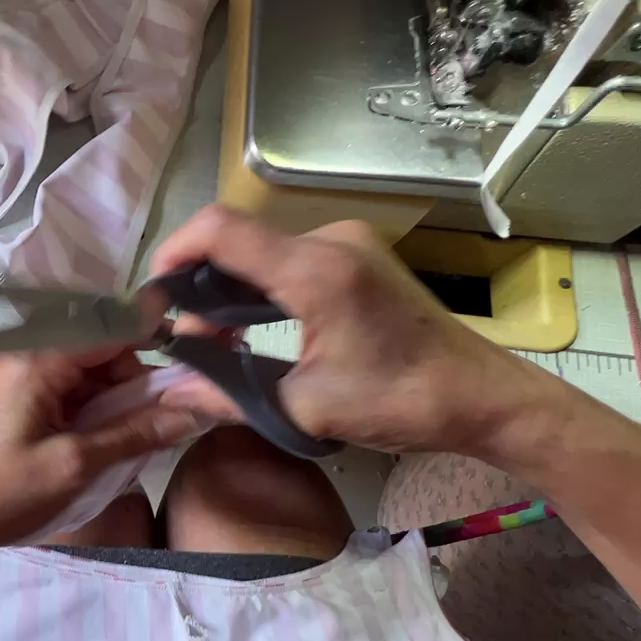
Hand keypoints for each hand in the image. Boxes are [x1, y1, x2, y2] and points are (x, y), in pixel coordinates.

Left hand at [0, 350, 204, 560]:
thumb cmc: (5, 494)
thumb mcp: (78, 465)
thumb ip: (139, 431)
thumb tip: (198, 410)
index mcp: (36, 355)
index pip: (110, 325)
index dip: (154, 336)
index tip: (192, 359)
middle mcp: (23, 348)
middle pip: (100, 343)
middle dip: (132, 377)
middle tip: (153, 421)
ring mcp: (14, 367)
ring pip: (86, 365)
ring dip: (112, 395)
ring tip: (122, 438)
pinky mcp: (12, 388)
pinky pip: (65, 381)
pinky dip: (90, 403)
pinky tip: (97, 437)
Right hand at [150, 206, 570, 456]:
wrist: (487, 399)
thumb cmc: (405, 403)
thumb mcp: (308, 409)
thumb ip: (228, 396)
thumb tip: (168, 392)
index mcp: (317, 271)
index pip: (221, 231)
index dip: (175, 253)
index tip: (153, 297)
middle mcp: (329, 241)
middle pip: (234, 240)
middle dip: (196, 285)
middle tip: (183, 339)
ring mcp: (344, 244)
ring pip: (256, 251)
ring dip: (224, 291)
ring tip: (212, 341)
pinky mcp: (352, 256)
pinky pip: (282, 260)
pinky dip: (253, 289)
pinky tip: (247, 328)